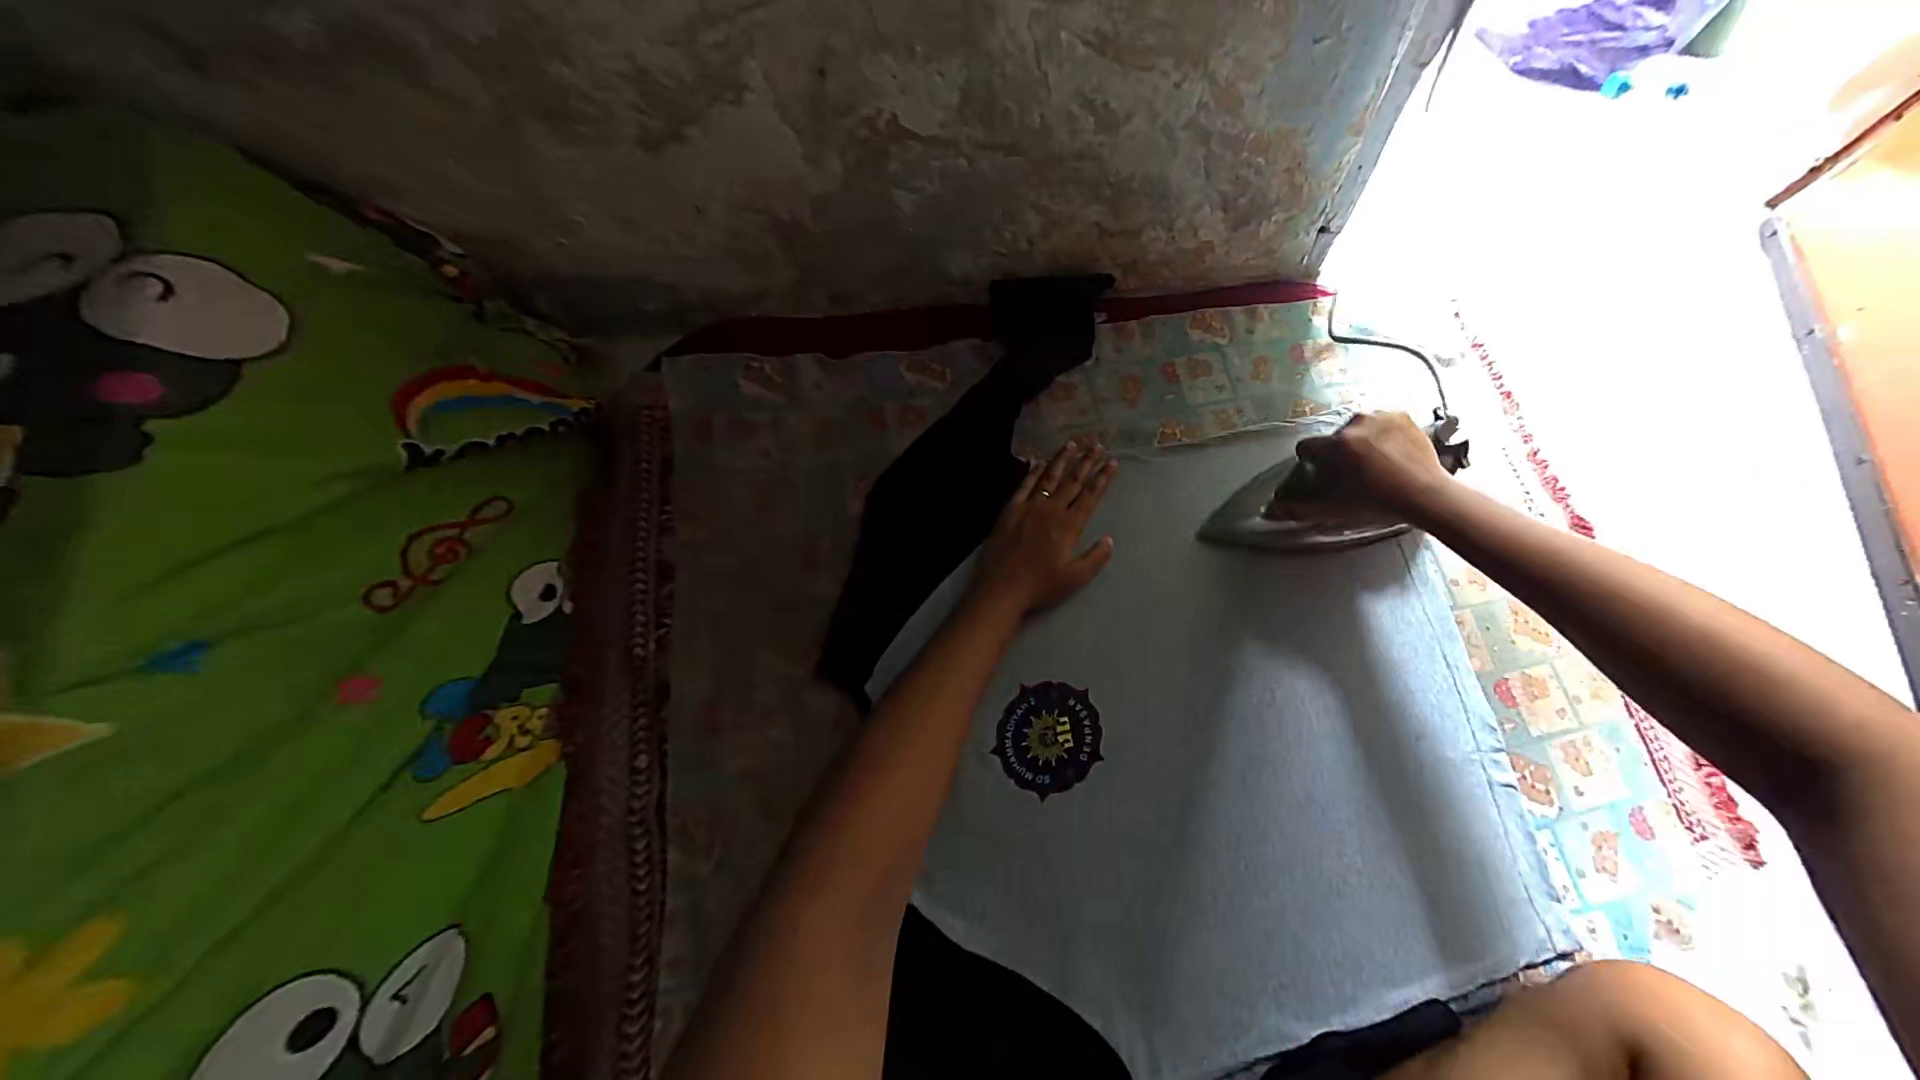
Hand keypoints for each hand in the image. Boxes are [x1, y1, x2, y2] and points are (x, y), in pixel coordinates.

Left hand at [973, 439, 1117, 613]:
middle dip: (1087, 462)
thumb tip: (1109, 539)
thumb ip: (1095, 558)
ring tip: (1072, 444)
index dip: (1103, 478)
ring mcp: (1029, 507)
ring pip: (1049, 478)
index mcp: (1069, 525)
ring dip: (1062, 460)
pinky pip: (1024, 486)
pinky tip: (1039, 463)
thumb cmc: (1040, 586)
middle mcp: (1051, 510)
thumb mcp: (1075, 578)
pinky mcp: (1010, 510)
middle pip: (1072, 481)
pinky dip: (1033, 473)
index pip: (1090, 496)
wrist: (1001, 587)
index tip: (1113, 462)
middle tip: (1098, 445)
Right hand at [1286, 412, 1455, 524]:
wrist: (1426, 495)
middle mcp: (1356, 424)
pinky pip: (1382, 422)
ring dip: (1361, 440)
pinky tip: (1390, 452)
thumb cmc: (1377, 502)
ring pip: (1358, 428)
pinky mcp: (1403, 416)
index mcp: (1335, 444)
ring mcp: (1381, 417)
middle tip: (1354, 472)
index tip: (1324, 472)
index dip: (1312, 461)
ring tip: (1374, 462)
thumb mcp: (1333, 509)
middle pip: (1334, 437)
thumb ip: (1298, 509)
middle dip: (1340, 451)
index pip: (1307, 447)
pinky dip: (1383, 433)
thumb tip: (1271, 510)